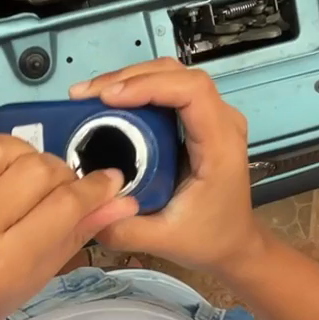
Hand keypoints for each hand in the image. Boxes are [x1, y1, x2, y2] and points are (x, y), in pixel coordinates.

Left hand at [0, 134, 135, 319]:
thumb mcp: (34, 278)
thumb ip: (76, 235)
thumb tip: (122, 200)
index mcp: (4, 264)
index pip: (63, 208)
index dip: (95, 189)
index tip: (111, 182)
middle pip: (41, 171)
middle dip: (65, 176)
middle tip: (64, 193)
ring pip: (12, 150)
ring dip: (35, 159)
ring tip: (35, 182)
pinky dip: (9, 151)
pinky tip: (11, 171)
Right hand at [70, 58, 268, 274]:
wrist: (234, 244)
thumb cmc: (208, 239)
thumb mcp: (163, 241)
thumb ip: (123, 229)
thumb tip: (84, 208)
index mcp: (220, 146)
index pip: (192, 92)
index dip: (148, 86)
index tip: (108, 98)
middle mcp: (222, 122)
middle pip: (177, 75)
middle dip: (129, 77)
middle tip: (86, 95)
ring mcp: (212, 117)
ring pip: (172, 76)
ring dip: (129, 79)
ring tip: (91, 96)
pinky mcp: (199, 121)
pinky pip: (169, 91)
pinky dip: (136, 89)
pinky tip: (108, 102)